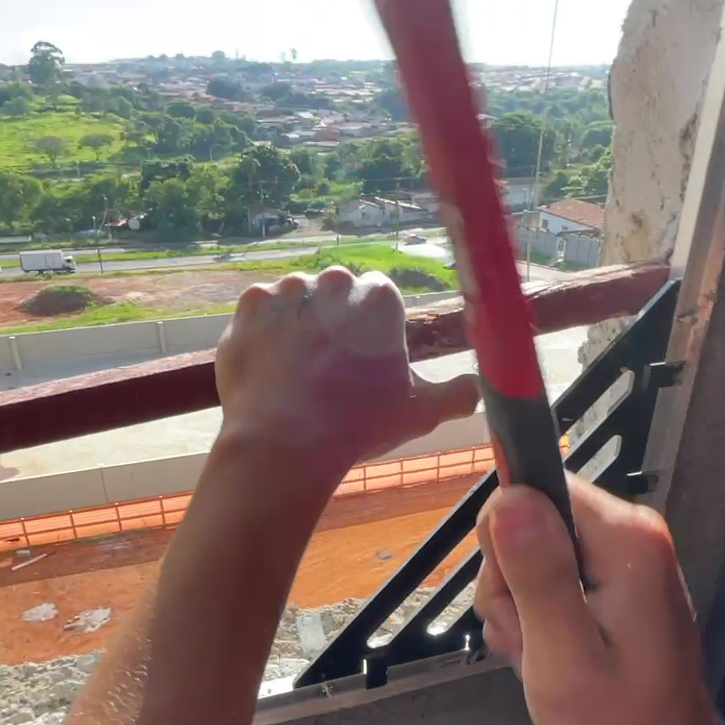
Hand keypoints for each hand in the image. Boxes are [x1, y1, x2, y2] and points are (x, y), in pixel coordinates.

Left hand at [215, 268, 478, 486]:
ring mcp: (285, 292)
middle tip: (329, 372)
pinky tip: (271, 368)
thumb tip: (477, 388)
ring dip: (299, 326)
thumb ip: (456, 394)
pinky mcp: (247, 309)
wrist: (284, 443)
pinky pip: (261, 314)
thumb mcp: (420, 413)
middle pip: (337, 296)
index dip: (372, 332)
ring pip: (297, 302)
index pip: (379, 300)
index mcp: (378, 298)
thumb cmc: (357, 425)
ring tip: (296, 374)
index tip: (364, 363)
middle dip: (335, 323)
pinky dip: (265, 334)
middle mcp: (332, 282)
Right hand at [473, 476, 714, 724]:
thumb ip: (538, 576)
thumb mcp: (564, 657)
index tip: (516, 600)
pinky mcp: (607, 576)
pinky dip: (532, 614)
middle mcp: (627, 532)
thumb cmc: (618, 721)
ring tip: (543, 654)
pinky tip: (548, 651)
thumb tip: (507, 499)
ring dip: (516, 606)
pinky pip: (543, 573)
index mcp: (624, 538)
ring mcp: (617, 554)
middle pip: (526, 520)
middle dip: (509, 583)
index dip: (506, 541)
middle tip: (531, 640)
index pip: (534, 487)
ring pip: (525, 551)